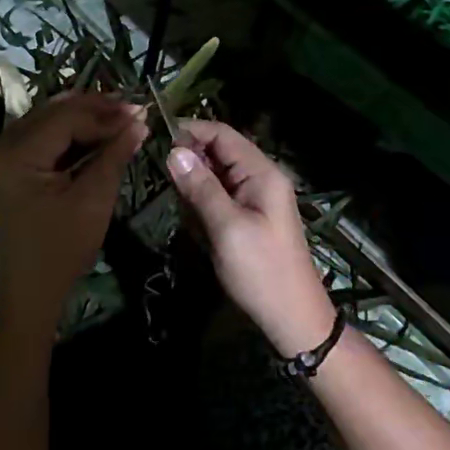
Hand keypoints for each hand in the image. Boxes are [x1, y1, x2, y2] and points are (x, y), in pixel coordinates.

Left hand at [0, 93, 147, 319]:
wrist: (29, 291)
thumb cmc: (61, 249)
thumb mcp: (93, 200)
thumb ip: (114, 155)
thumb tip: (139, 122)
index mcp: (16, 154)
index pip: (66, 118)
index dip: (105, 114)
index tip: (141, 112)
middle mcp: (2, 145)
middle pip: (54, 112)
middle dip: (95, 109)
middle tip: (133, 108)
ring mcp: (3, 155)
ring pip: (49, 120)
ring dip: (84, 117)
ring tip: (121, 116)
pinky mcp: (11, 166)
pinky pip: (43, 137)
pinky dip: (71, 133)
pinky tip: (98, 132)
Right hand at [165, 121, 332, 354]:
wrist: (292, 317)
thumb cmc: (261, 270)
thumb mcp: (226, 227)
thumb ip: (201, 187)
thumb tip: (174, 151)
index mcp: (262, 173)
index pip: (223, 134)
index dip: (191, 132)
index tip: (157, 143)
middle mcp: (260, 178)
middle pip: (218, 154)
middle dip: (192, 169)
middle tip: (173, 195)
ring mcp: (255, 199)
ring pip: (214, 179)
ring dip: (196, 195)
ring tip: (193, 223)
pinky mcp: (248, 218)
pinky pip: (219, 201)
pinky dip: (204, 212)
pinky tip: (201, 234)